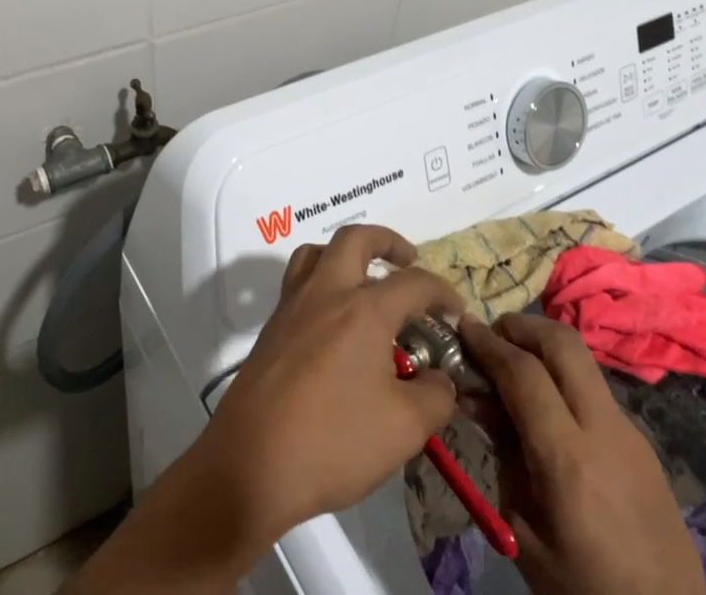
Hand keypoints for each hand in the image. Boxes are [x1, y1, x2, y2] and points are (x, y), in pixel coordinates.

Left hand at [201, 224, 464, 542]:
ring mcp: (290, 311)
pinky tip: (337, 326)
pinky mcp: (269, 333)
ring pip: (315, 255)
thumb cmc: (333, 443)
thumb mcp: (405, 428)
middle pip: (354, 240)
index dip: (443, 293)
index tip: (456, 313)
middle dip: (386, 241)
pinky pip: (298, 286)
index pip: (414, 283)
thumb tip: (441, 381)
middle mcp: (324, 295)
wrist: (249, 466)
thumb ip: (436, 397)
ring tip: (366, 282)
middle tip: (408, 259)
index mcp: (363, 310)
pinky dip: (322, 286)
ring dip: (345, 256)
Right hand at [459, 314, 705, 594]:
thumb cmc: (578, 584)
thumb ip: (503, 454)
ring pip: (583, 363)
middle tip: (490, 333)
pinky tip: (541, 404)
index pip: (524, 373)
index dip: (488, 343)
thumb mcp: (521, 528)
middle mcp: (605, 430)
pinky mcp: (642, 442)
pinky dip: (562, 377)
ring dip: (543, 349)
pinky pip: (595, 391)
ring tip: (509, 365)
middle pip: (565, 344)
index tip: (462, 326)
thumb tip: (478, 398)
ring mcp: (630, 432)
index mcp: (568, 457)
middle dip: (523, 326)